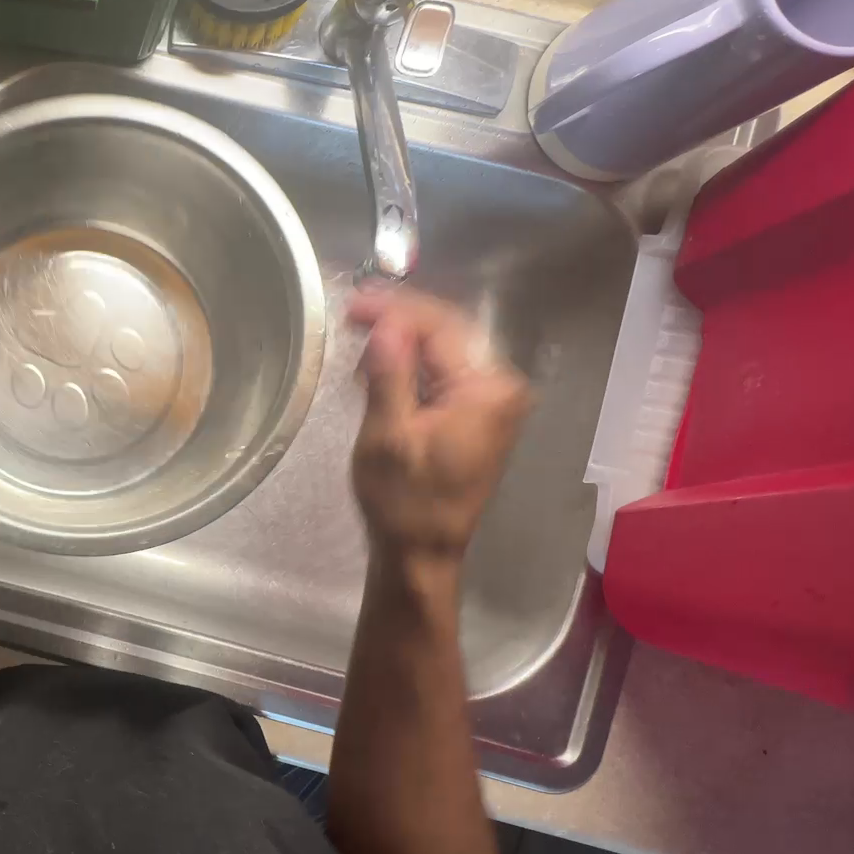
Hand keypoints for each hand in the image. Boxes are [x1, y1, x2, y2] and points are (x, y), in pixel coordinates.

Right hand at [349, 288, 529, 566]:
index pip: (442, 327)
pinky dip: (413, 368)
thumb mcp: (387, 436)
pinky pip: (446, 376)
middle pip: (450, 334)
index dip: (396, 308)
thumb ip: (390, 375)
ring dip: (404, 344)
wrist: (422, 550)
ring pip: (446, 353)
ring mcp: (493, 404)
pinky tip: (383, 372)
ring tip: (361, 351)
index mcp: (487, 388)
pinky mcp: (478, 419)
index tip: (353, 302)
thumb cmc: (403, 499)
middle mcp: (501, 388)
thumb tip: (386, 325)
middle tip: (352, 314)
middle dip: (400, 321)